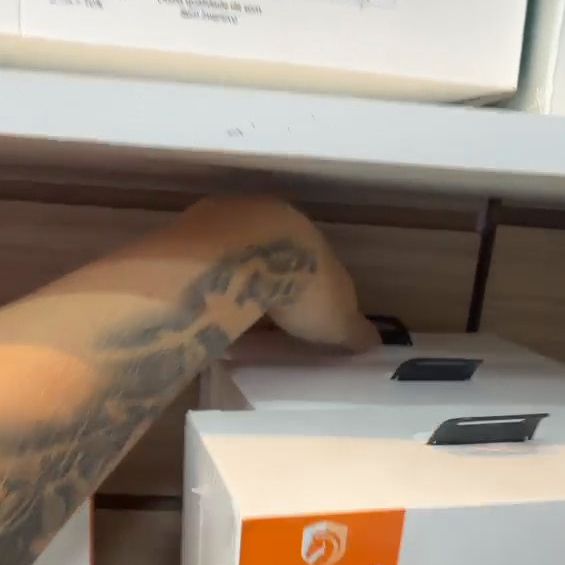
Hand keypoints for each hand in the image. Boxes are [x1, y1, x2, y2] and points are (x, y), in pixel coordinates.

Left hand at [165, 196, 381, 351]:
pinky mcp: (189, 234)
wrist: (243, 257)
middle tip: (265, 321)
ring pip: (235, 257)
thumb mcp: (338, 320)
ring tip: (230, 319)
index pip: (311, 265)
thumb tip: (375, 342)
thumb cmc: (302, 288)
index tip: (303, 319)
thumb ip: (354, 330)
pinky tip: (203, 310)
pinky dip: (206, 286)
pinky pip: (203, 265)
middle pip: (271, 258)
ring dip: (235, 283)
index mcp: (308, 239)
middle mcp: (268, 222)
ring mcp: (226, 224)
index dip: (309, 293)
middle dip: (270, 286)